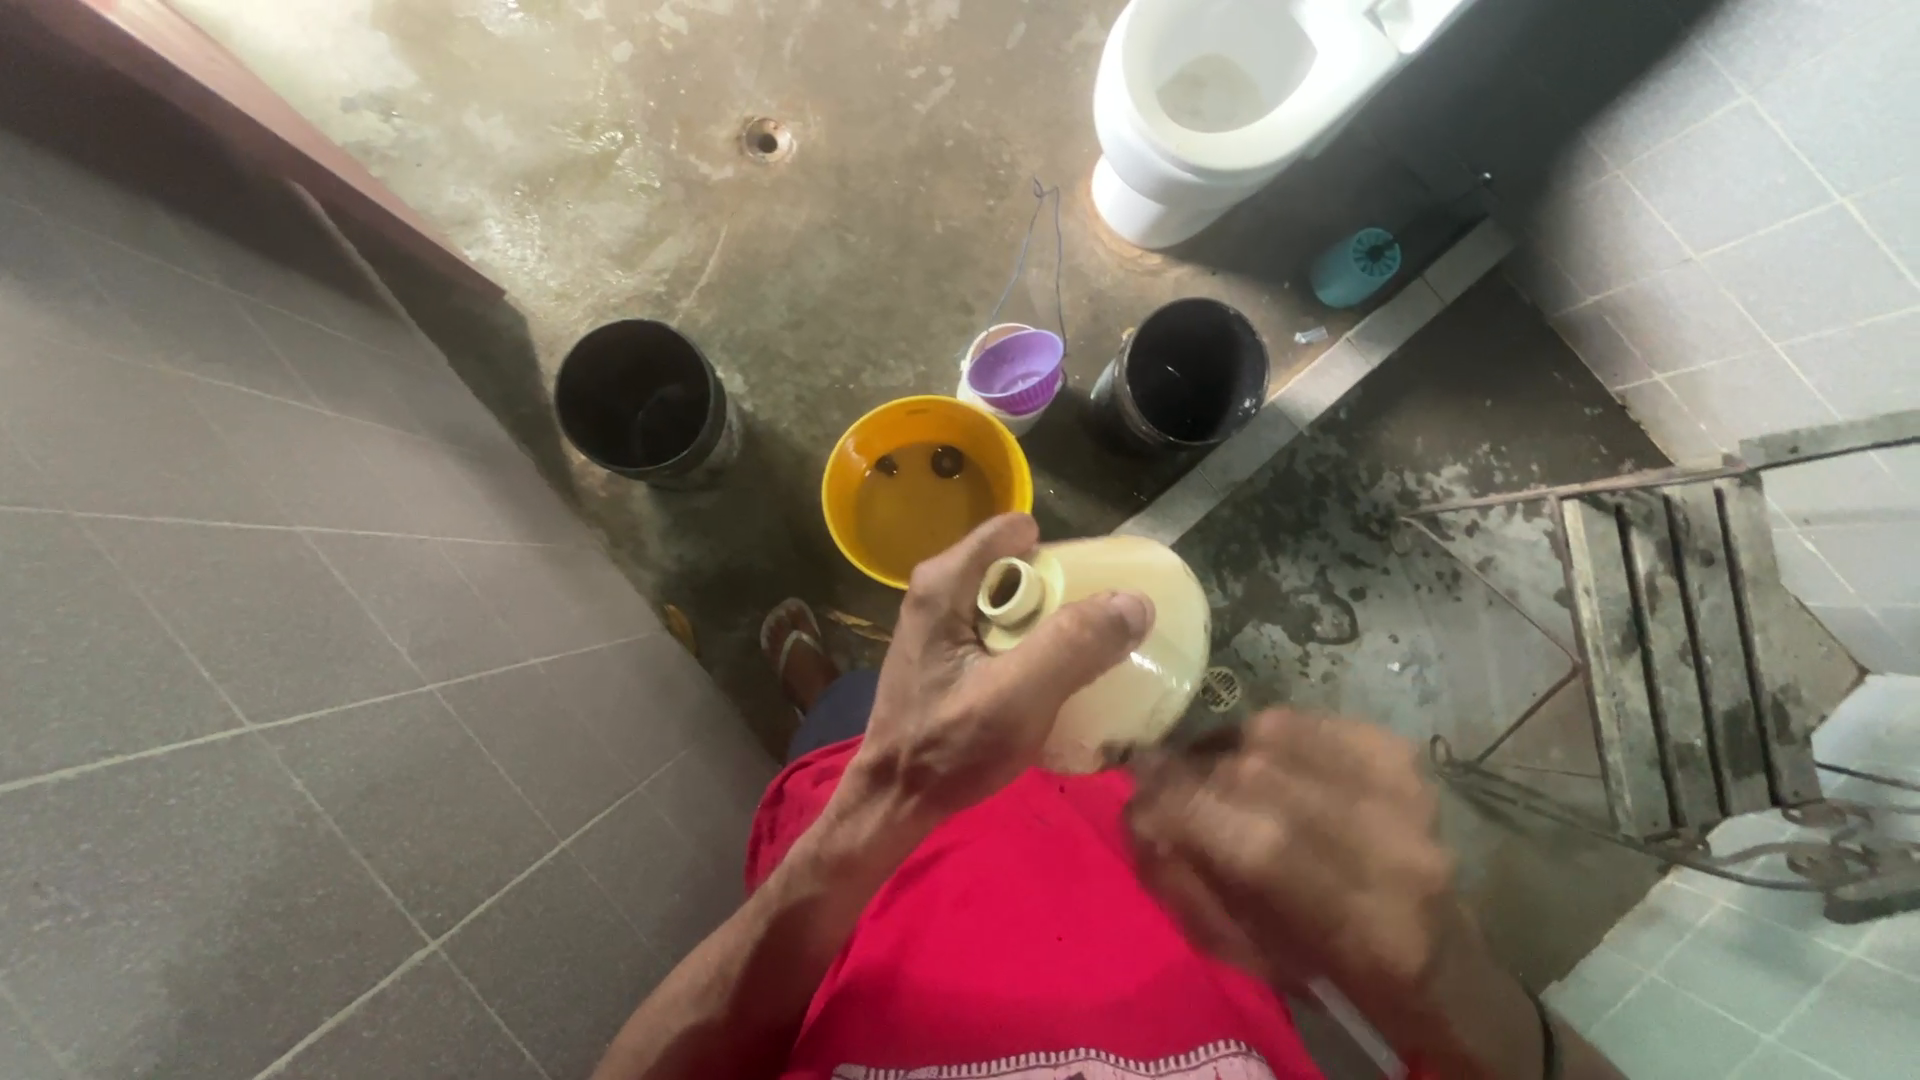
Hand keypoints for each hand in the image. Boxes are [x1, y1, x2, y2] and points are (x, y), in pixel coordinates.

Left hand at [835, 513, 1153, 828]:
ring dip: (1050, 625)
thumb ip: (1073, 645)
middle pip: (1019, 565)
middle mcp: (939, 588)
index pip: (1017, 530)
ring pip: (1013, 599)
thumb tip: (1134, 601)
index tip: (1095, 595)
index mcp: (946, 582)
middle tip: (1098, 638)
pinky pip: (1002, 628)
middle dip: (1063, 593)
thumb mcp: (1017, 697)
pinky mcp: (947, 649)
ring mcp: (940, 619)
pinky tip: (1048, 681)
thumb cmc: (950, 747)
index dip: (1062, 556)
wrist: (896, 799)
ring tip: (1082, 662)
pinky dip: (1030, 645)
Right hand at [1126, 710, 1552, 1078]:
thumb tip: (1139, 810)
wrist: (1434, 953)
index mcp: (1345, 915)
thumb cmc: (1325, 966)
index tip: (1139, 809)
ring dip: (1225, 750)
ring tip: (1217, 772)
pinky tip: (1267, 759)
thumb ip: (1179, 879)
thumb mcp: (1240, 950)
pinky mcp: (1398, 751)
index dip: (1169, 809)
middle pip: (1246, 773)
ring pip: (1268, 732)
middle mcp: (1380, 841)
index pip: (1233, 831)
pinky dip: (1268, 735)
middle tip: (1168, 786)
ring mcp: (1398, 787)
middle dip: (1190, 776)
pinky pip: (1303, 718)